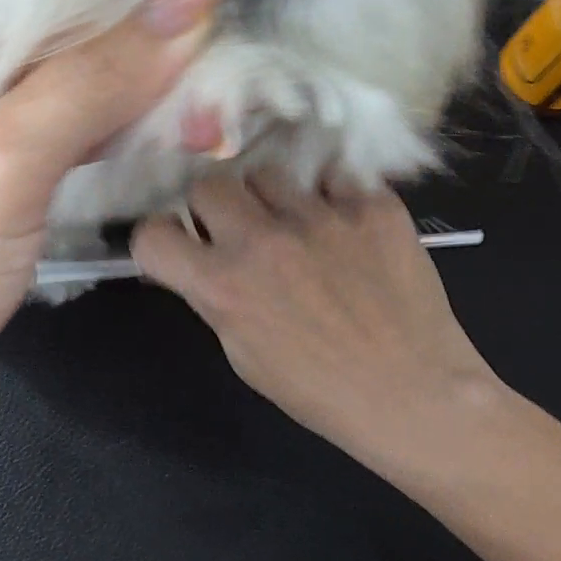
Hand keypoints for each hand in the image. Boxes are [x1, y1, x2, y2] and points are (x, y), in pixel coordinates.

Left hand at [0, 0, 237, 447]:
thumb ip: (90, 80)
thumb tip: (191, 6)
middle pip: (48, 17)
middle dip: (134, 34)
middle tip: (214, 60)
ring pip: (57, 78)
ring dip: (131, 89)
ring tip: (201, 106)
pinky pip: (51, 133)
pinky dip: (104, 133)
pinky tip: (155, 136)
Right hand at [132, 172, 499, 452]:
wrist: (407, 388)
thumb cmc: (313, 387)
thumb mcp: (241, 351)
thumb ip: (214, 299)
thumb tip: (198, 267)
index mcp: (222, 286)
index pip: (152, 234)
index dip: (157, 242)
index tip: (174, 250)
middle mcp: (263, 240)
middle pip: (207, 186)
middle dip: (210, 210)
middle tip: (232, 233)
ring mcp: (321, 216)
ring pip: (267, 172)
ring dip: (265, 198)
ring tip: (289, 227)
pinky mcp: (372, 205)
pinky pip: (332, 177)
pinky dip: (326, 197)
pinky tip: (338, 228)